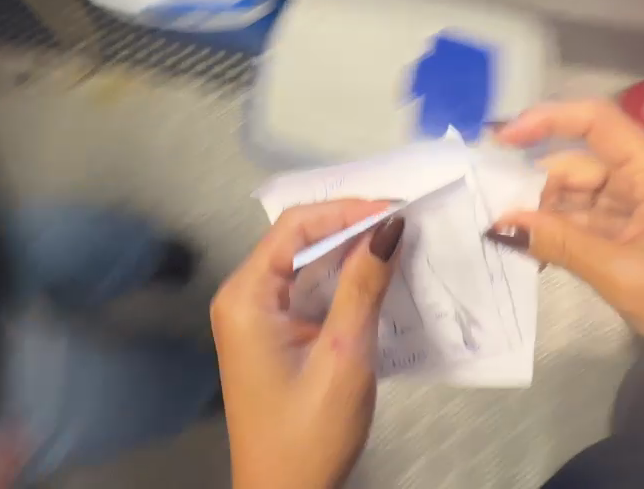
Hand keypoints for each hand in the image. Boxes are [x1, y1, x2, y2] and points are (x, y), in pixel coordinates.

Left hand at [211, 201, 405, 488]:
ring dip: (347, 247)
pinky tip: (373, 272)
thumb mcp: (343, 357)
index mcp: (246, 296)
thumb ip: (364, 286)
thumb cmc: (308, 435)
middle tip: (399, 221)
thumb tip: (389, 225)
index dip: (345, 210)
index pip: (296, 227)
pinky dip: (340, 274)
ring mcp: (255, 313)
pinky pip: (306, 284)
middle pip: (297, 237)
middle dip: (348, 224)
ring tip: (394, 239)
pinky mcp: (272, 330)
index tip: (393, 209)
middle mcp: (243, 295)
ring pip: (304, 258)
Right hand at [491, 100, 643, 375]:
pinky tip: (535, 249)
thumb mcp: (624, 276)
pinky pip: (584, 212)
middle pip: (575, 159)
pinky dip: (559, 228)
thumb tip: (502, 223)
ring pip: (574, 187)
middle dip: (534, 184)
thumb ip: (561, 244)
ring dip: (544, 211)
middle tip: (492, 213)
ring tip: (510, 240)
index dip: (544, 119)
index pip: (593, 119)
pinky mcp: (631, 220)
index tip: (501, 141)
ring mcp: (635, 196)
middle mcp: (641, 172)